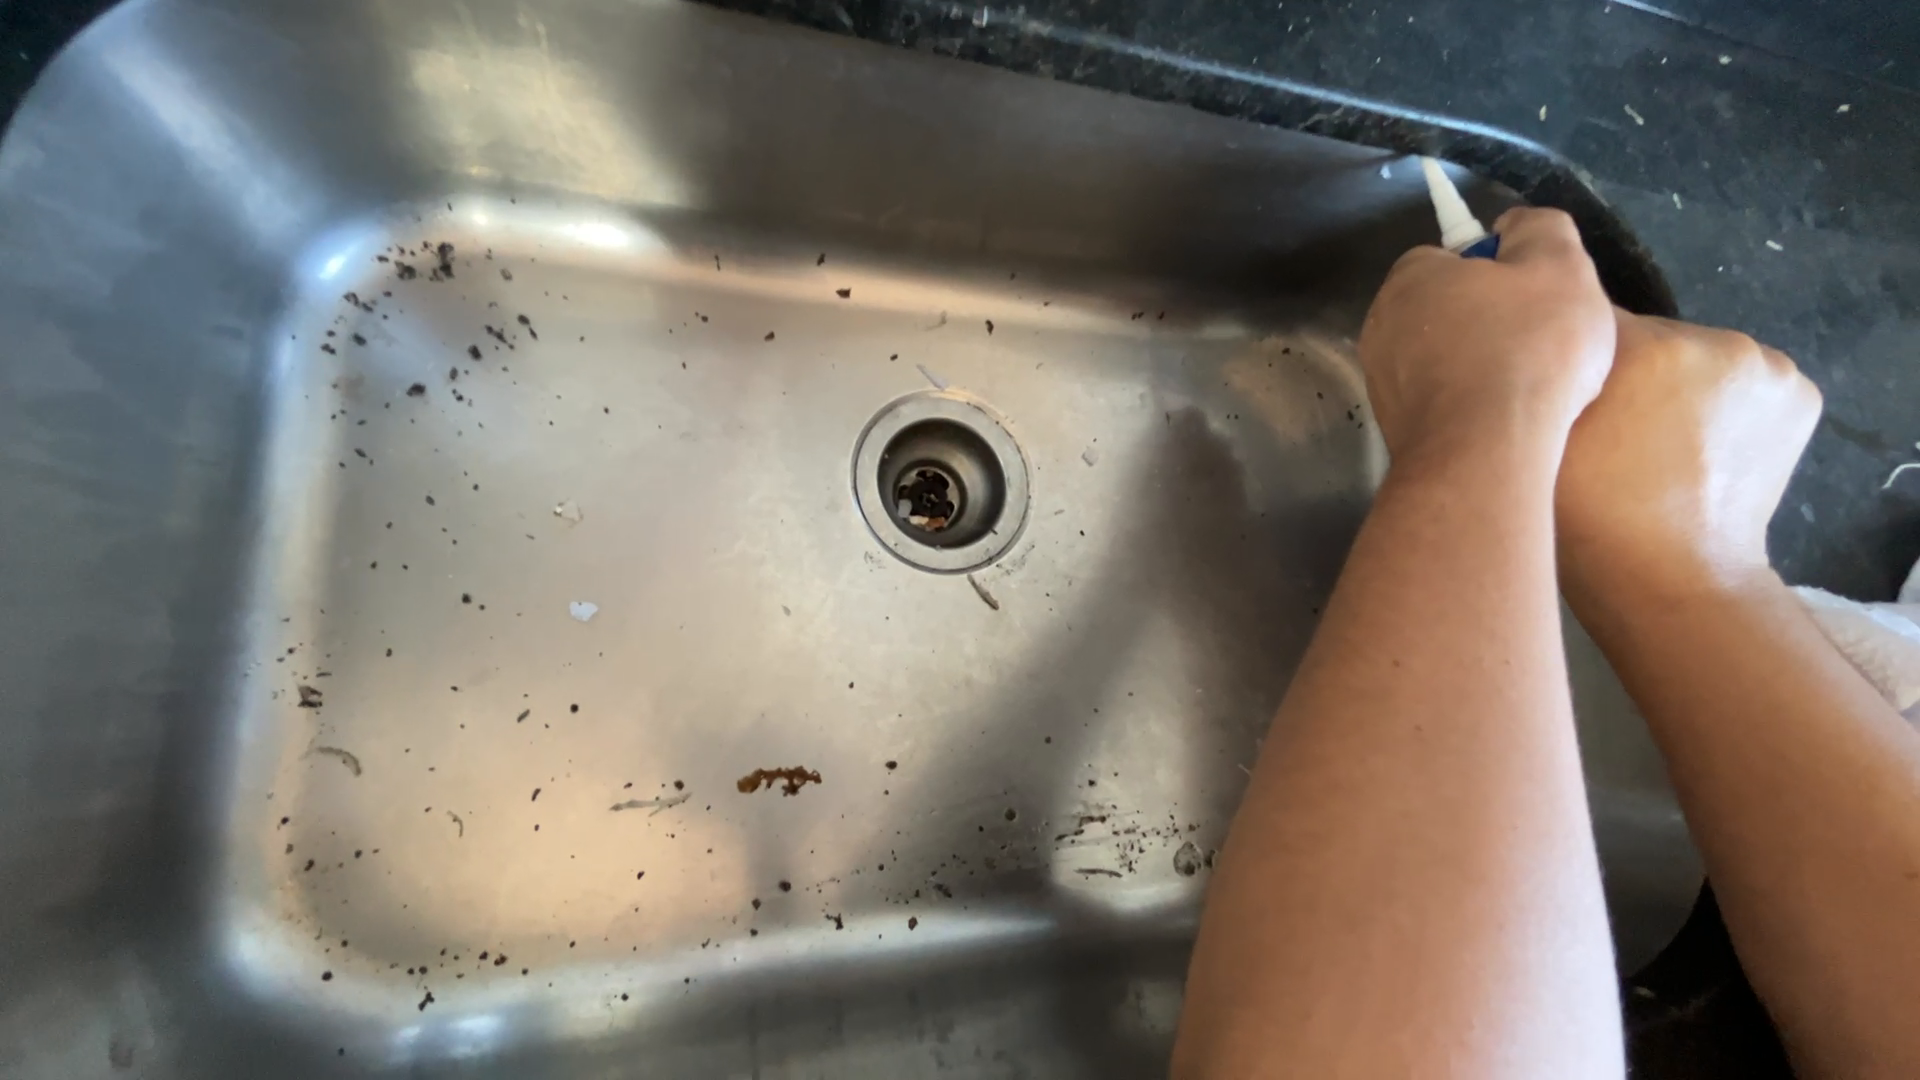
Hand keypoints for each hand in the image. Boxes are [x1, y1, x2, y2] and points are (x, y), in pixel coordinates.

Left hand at [1357, 207, 1616, 465]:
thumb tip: (1510, 223)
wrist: (1481, 449)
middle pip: (1436, 306)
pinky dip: (1459, 396)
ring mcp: (1379, 378)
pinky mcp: (1390, 421)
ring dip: (1471, 357)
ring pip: (1434, 354)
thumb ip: (1536, 229)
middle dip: (1481, 313)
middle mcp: (1379, 327)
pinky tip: (1494, 409)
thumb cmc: (1525, 346)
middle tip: (1533, 332)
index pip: (1441, 256)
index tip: (1527, 288)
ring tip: (1520, 375)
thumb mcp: (1557, 264)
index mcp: (1407, 281)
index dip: (1488, 265)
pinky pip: (1432, 394)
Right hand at [1557, 312, 1821, 602]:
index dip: (1560, 350)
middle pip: (1644, 336)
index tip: (1546, 387)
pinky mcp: (1798, 396)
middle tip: (1594, 424)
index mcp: (1651, 348)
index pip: (1589, 318)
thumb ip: (1544, 381)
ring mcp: (1771, 369)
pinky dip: (1708, 401)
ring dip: (1663, 383)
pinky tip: (1686, 444)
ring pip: (1690, 356)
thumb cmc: (1584, 512)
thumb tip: (1542, 344)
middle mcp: (1721, 342)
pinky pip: (1733, 380)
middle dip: (1617, 369)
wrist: (1668, 576)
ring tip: (1639, 438)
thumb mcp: (1539, 440)